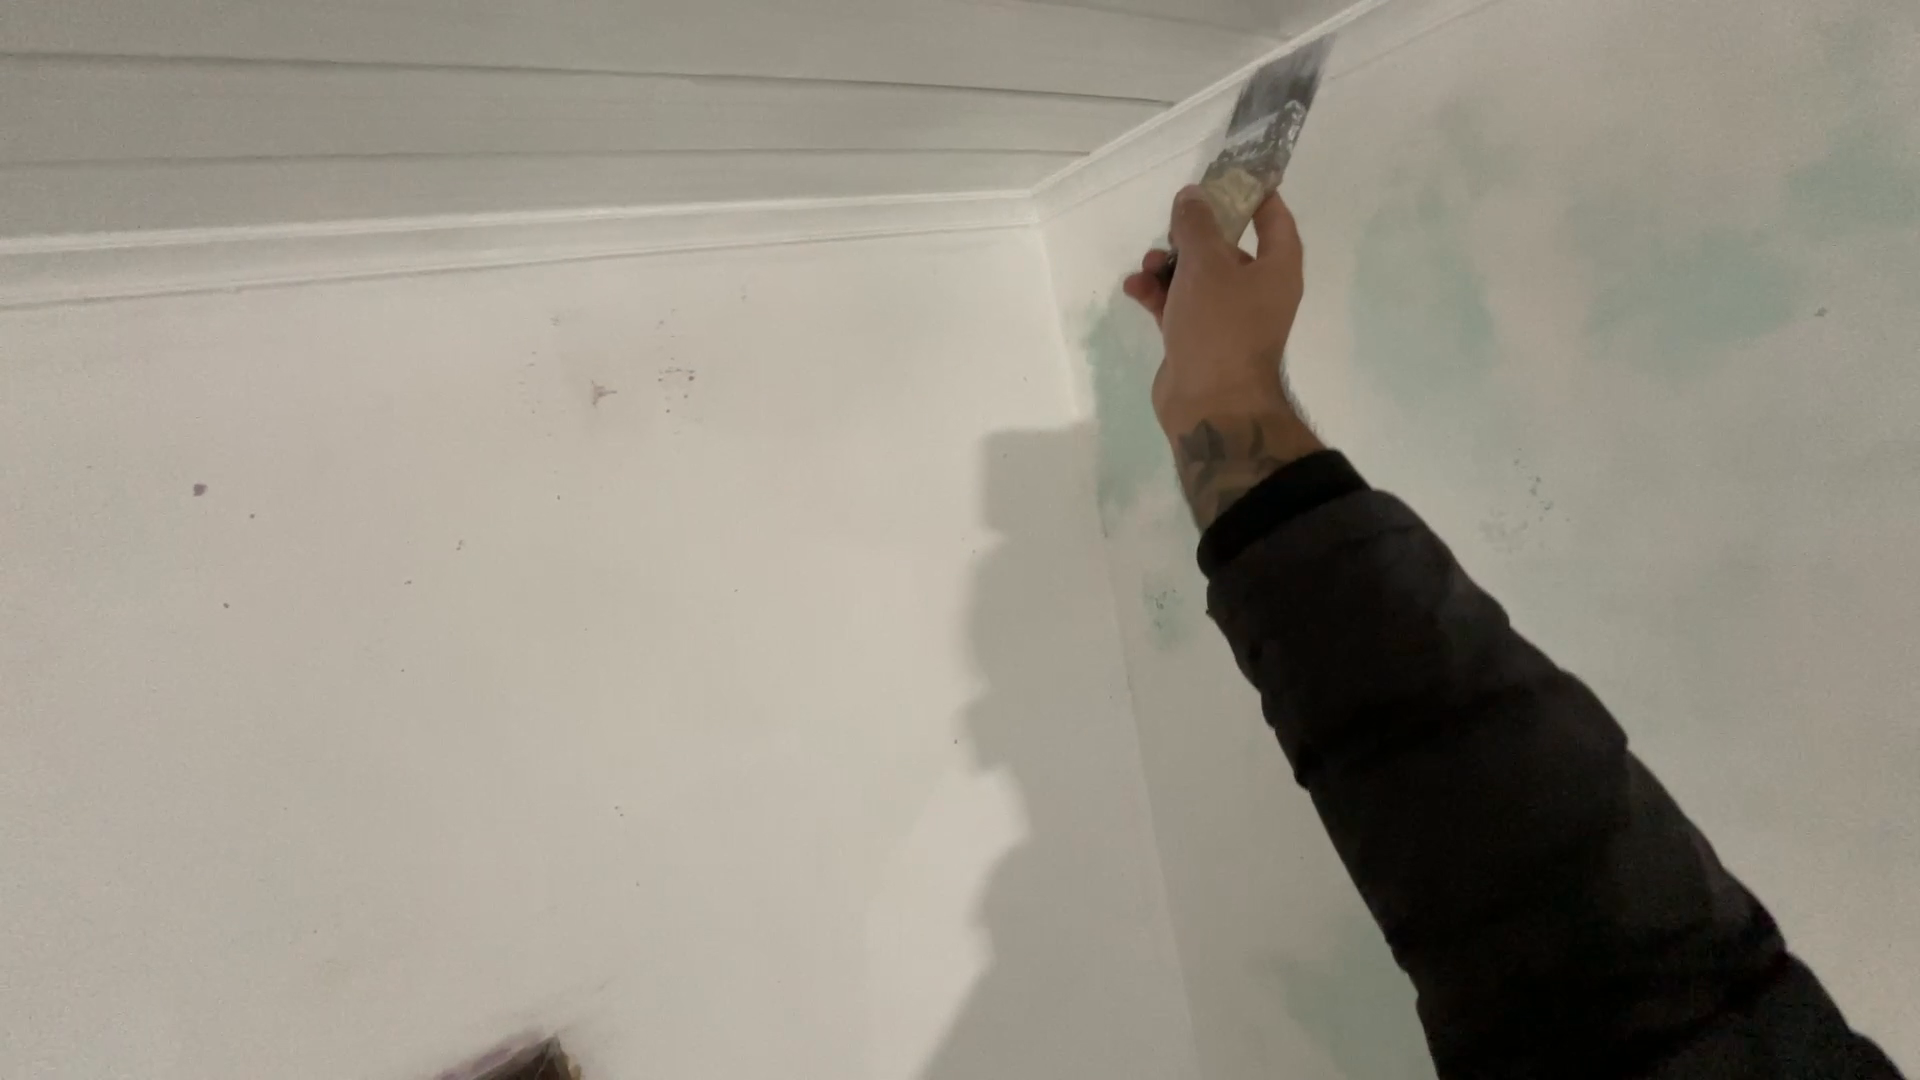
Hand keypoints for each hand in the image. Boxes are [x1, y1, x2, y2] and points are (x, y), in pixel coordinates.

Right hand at [1123, 185, 1322, 525]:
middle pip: (1226, 248)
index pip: (1273, 218)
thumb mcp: (1206, 264)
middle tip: (1169, 230)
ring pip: (1196, 279)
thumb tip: (1191, 196)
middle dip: (1192, 236)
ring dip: (1168, 267)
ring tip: (1145, 267)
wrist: (1210, 404)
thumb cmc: (1219, 326)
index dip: (1252, 194)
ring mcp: (1226, 319)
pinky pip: (1178, 306)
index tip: (1224, 177)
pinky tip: (1135, 290)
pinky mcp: (1198, 341)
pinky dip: (1158, 296)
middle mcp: (1256, 291)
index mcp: (1276, 268)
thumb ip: (1195, 224)